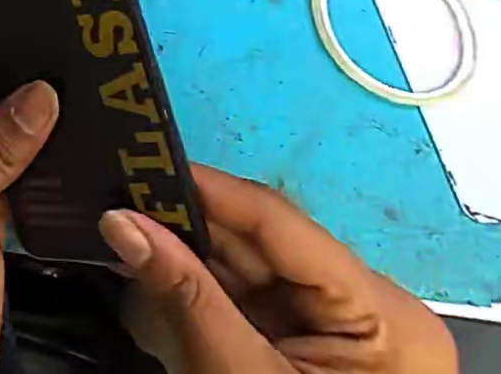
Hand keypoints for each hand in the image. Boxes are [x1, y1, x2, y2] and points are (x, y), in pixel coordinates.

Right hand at [100, 165, 455, 373]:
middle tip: (122, 199)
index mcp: (382, 311)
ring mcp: (339, 321)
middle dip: (189, 222)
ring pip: (249, 262)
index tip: (142, 162)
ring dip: (188, 250)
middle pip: (261, 239)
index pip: (280, 221)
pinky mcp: (312, 339)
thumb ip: (183, 292)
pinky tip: (157, 263)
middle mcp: (368, 302)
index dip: (208, 188)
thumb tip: (118, 219)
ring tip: (129, 226)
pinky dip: (202, 282)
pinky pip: (249, 293)